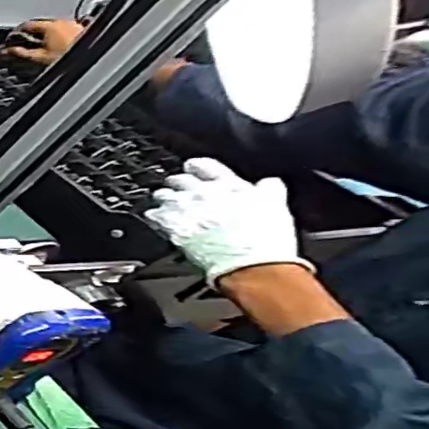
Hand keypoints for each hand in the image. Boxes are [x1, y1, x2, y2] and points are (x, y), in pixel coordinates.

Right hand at [4, 18, 84, 65]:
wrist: (91, 56)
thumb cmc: (67, 56)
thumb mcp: (39, 57)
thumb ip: (22, 53)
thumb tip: (7, 50)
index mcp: (49, 26)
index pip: (27, 25)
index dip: (16, 32)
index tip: (10, 40)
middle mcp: (62, 21)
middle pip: (40, 25)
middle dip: (30, 34)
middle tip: (23, 44)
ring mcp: (73, 24)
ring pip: (52, 27)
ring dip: (44, 35)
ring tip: (40, 46)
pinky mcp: (81, 29)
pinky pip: (64, 29)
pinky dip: (56, 35)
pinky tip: (56, 45)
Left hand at [144, 157, 313, 285]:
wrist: (250, 263)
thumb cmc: (266, 238)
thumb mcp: (276, 205)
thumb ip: (268, 190)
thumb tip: (268, 182)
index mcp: (230, 185)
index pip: (204, 165)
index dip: (196, 166)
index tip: (192, 168)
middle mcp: (203, 193)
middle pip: (178, 180)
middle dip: (177, 184)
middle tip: (180, 192)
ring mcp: (184, 208)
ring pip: (163, 195)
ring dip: (164, 199)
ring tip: (169, 206)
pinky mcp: (169, 226)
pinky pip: (152, 215)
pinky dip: (154, 216)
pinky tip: (159, 220)